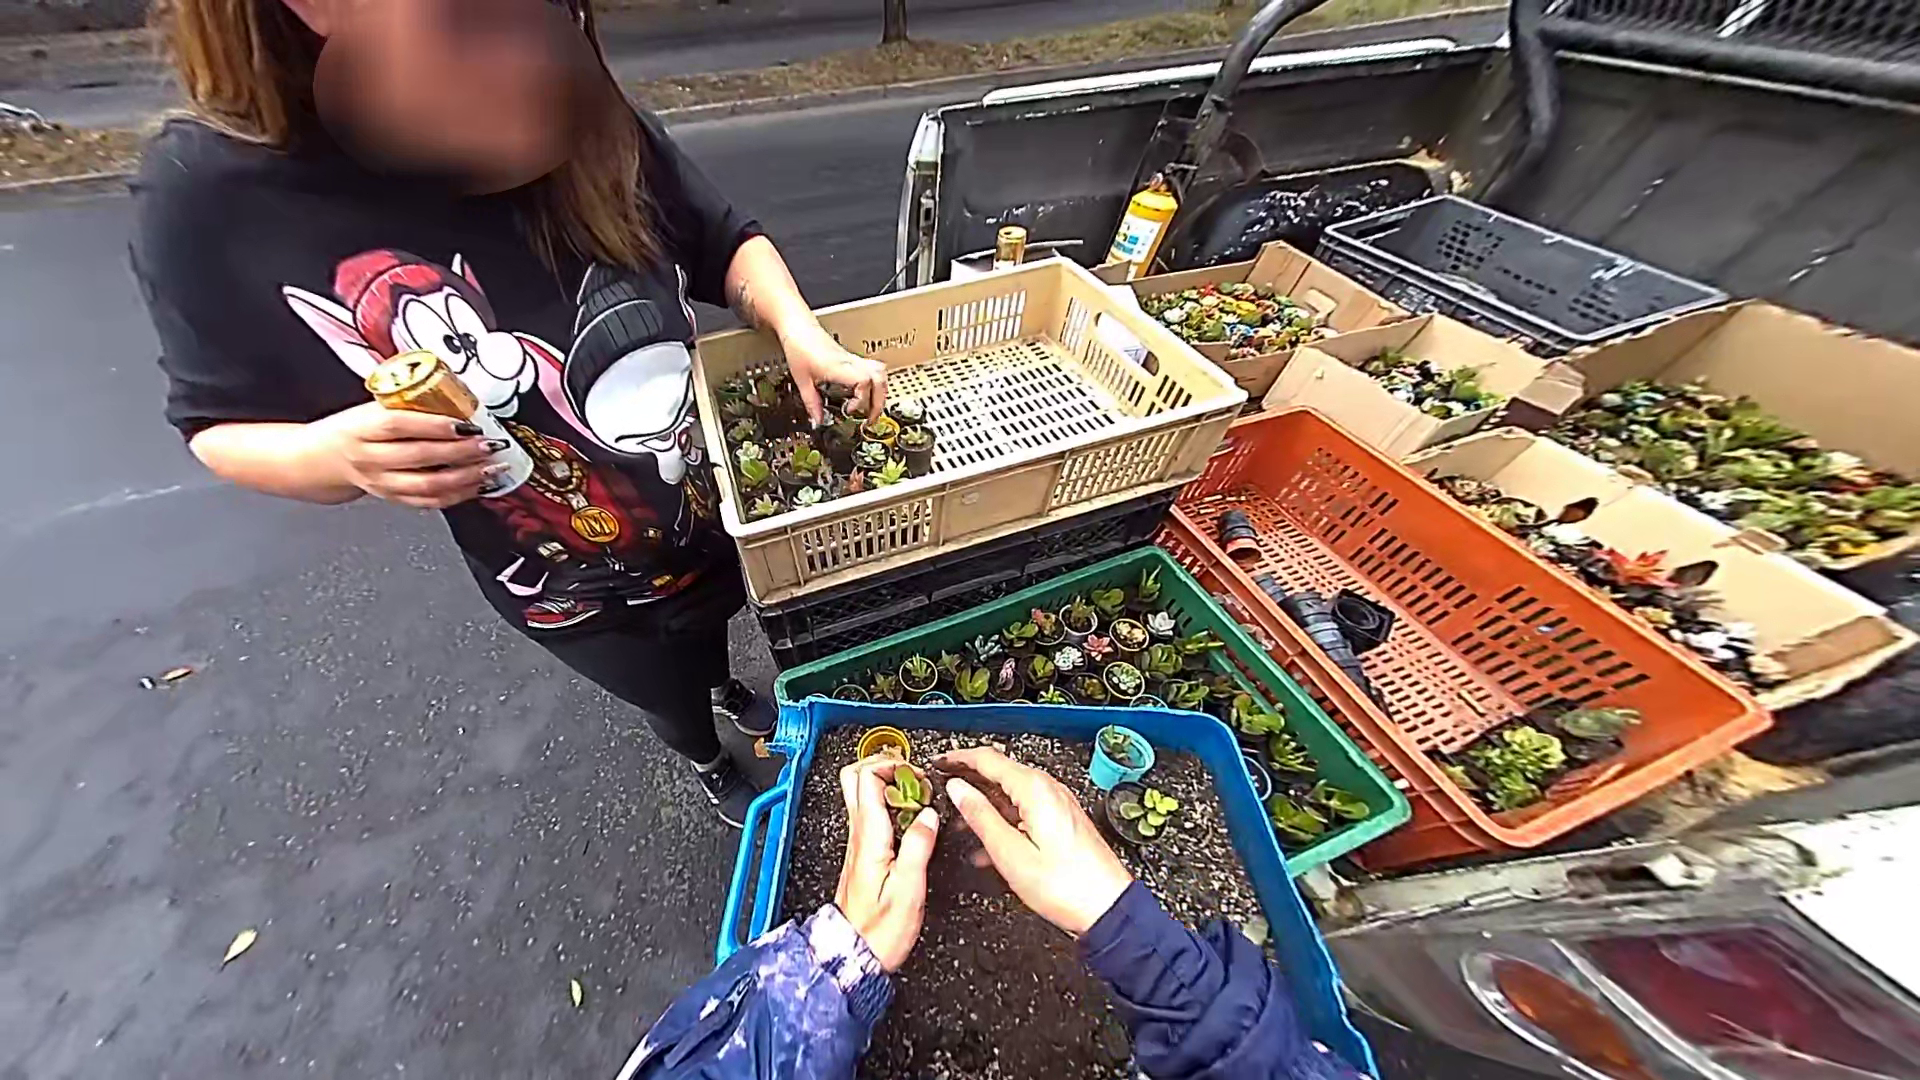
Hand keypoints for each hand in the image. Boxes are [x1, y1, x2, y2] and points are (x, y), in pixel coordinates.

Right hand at [309, 402, 507, 508]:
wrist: (323, 458)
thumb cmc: (357, 429)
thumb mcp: (373, 409)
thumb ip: (409, 405)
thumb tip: (459, 398)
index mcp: (360, 429)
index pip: (397, 425)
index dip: (436, 425)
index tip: (468, 424)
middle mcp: (368, 458)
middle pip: (420, 456)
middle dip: (463, 451)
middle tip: (490, 444)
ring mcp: (381, 482)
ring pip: (430, 484)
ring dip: (469, 477)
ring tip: (494, 466)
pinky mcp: (395, 499)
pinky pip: (433, 502)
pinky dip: (462, 494)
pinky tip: (482, 484)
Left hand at [781, 323, 886, 426]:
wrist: (798, 326)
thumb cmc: (799, 346)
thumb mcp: (801, 380)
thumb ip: (811, 403)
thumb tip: (818, 420)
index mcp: (838, 367)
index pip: (864, 381)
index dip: (862, 399)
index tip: (850, 410)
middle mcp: (850, 362)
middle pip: (879, 379)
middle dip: (878, 403)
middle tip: (870, 418)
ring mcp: (854, 360)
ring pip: (880, 373)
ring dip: (881, 393)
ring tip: (872, 409)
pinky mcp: (853, 359)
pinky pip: (874, 370)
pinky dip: (876, 384)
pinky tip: (868, 393)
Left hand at [835, 753, 937, 971]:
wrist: (854, 957)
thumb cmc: (880, 931)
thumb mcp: (908, 889)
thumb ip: (919, 846)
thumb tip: (929, 815)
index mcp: (869, 834)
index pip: (868, 776)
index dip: (894, 766)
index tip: (919, 779)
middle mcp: (858, 831)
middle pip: (855, 775)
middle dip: (885, 764)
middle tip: (912, 777)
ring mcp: (858, 839)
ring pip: (861, 791)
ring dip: (888, 783)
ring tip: (916, 797)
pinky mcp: (863, 850)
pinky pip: (870, 811)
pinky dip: (889, 803)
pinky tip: (910, 818)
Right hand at [937, 747, 1132, 936]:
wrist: (1108, 908)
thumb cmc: (1065, 885)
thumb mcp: (1010, 853)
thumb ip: (980, 816)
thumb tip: (958, 789)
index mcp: (1033, 788)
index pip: (987, 758)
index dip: (959, 758)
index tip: (940, 761)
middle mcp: (1047, 788)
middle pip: (1000, 771)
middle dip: (969, 778)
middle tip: (944, 785)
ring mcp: (1056, 802)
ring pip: (1011, 792)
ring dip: (984, 802)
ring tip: (960, 819)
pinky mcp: (1061, 818)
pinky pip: (1024, 808)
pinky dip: (1003, 817)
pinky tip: (988, 842)